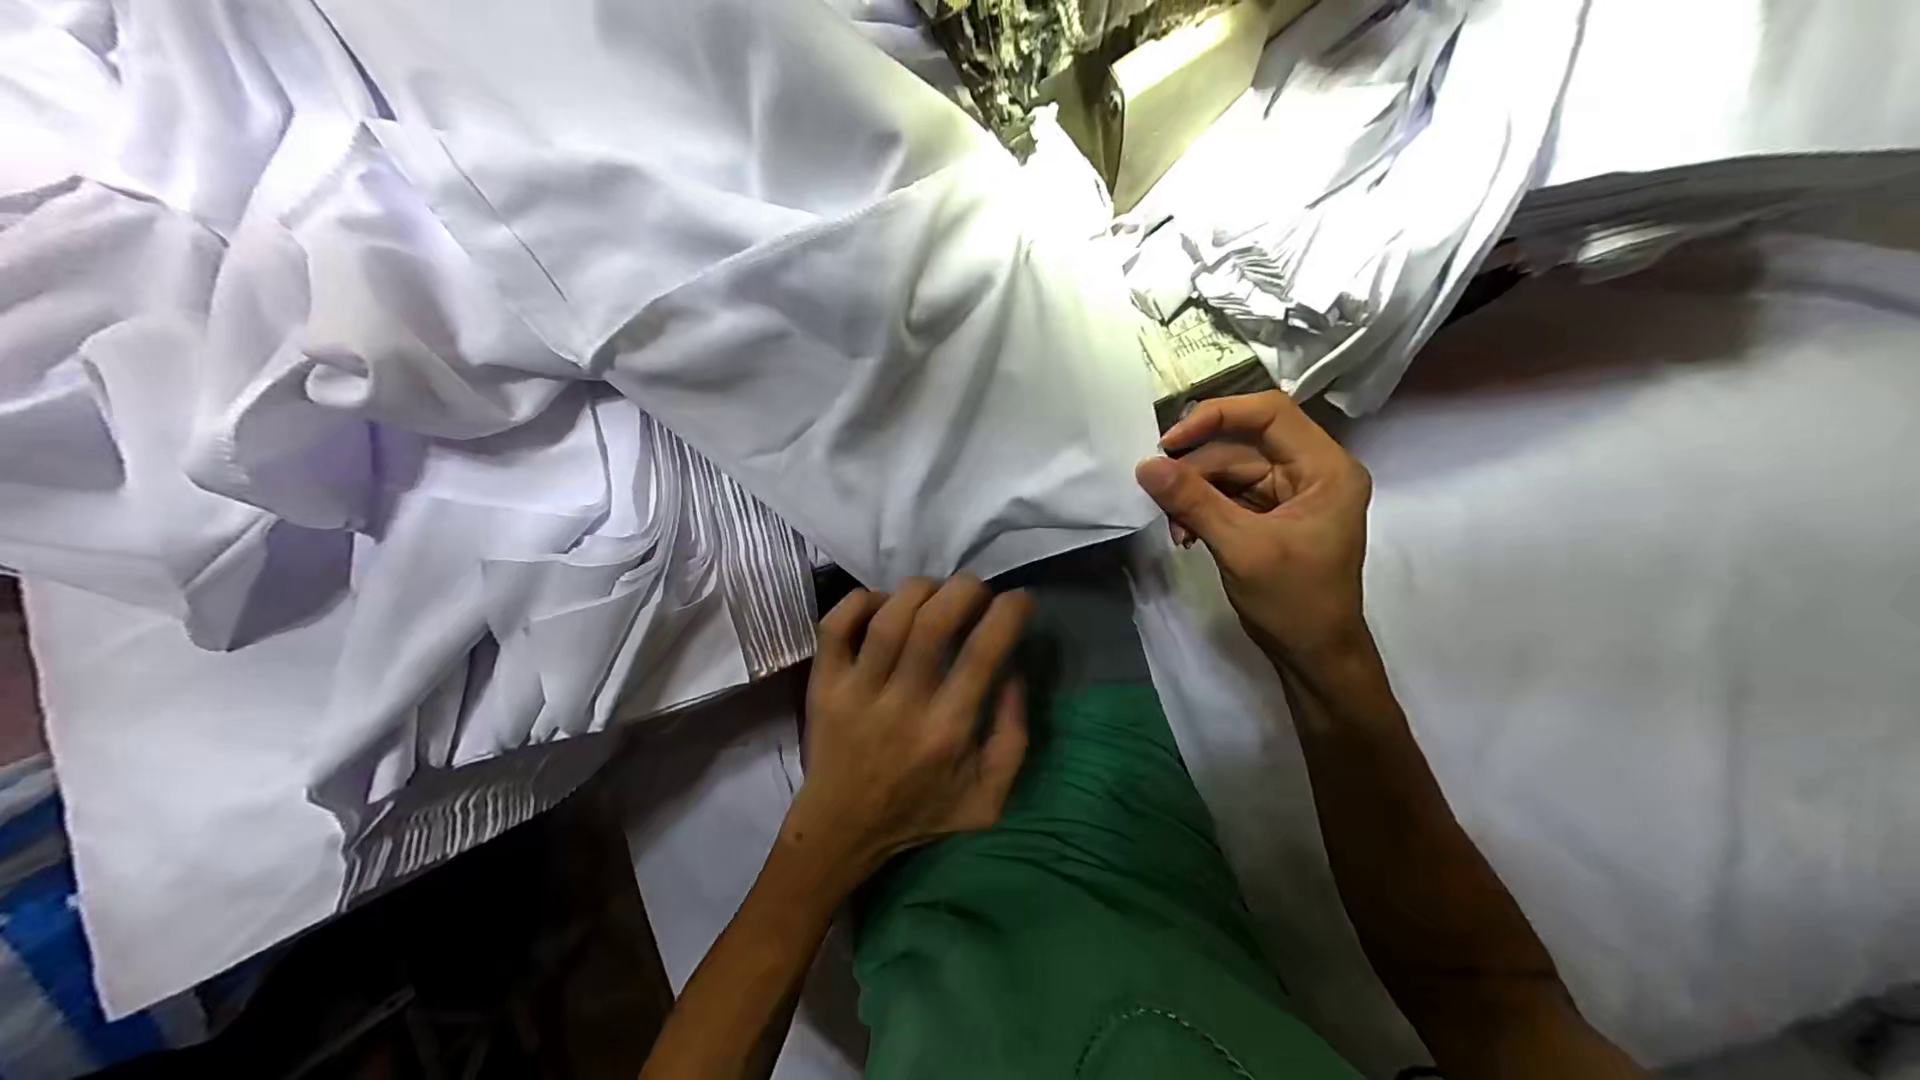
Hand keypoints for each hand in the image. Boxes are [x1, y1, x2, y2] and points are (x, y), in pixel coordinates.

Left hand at [783, 575, 1032, 878]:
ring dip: (919, 590)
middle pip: (932, 624)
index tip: (1020, 599)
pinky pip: (834, 626)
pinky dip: (860, 600)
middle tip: (976, 589)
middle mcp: (902, 707)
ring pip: (887, 619)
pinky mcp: (823, 686)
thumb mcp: (988, 797)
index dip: (1008, 613)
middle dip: (964, 590)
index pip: (983, 654)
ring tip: (934, 591)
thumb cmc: (919, 811)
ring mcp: (856, 693)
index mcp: (947, 733)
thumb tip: (1013, 671)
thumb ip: (1013, 736)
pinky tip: (883, 602)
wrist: (841, 830)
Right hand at [1135, 390, 1372, 667]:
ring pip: (1227, 473)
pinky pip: (1226, 496)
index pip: (1270, 414)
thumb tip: (1146, 466)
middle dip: (1196, 471)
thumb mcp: (1241, 548)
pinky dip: (1201, 511)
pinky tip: (1184, 534)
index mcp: (1325, 468)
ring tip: (1174, 528)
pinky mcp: (1269, 515)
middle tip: (1159, 494)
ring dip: (1193, 496)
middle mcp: (1309, 471)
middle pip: (1240, 446)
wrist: (1313, 656)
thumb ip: (1193, 501)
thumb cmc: (1295, 602)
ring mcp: (1289, 494)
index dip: (1217, 417)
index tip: (1170, 442)